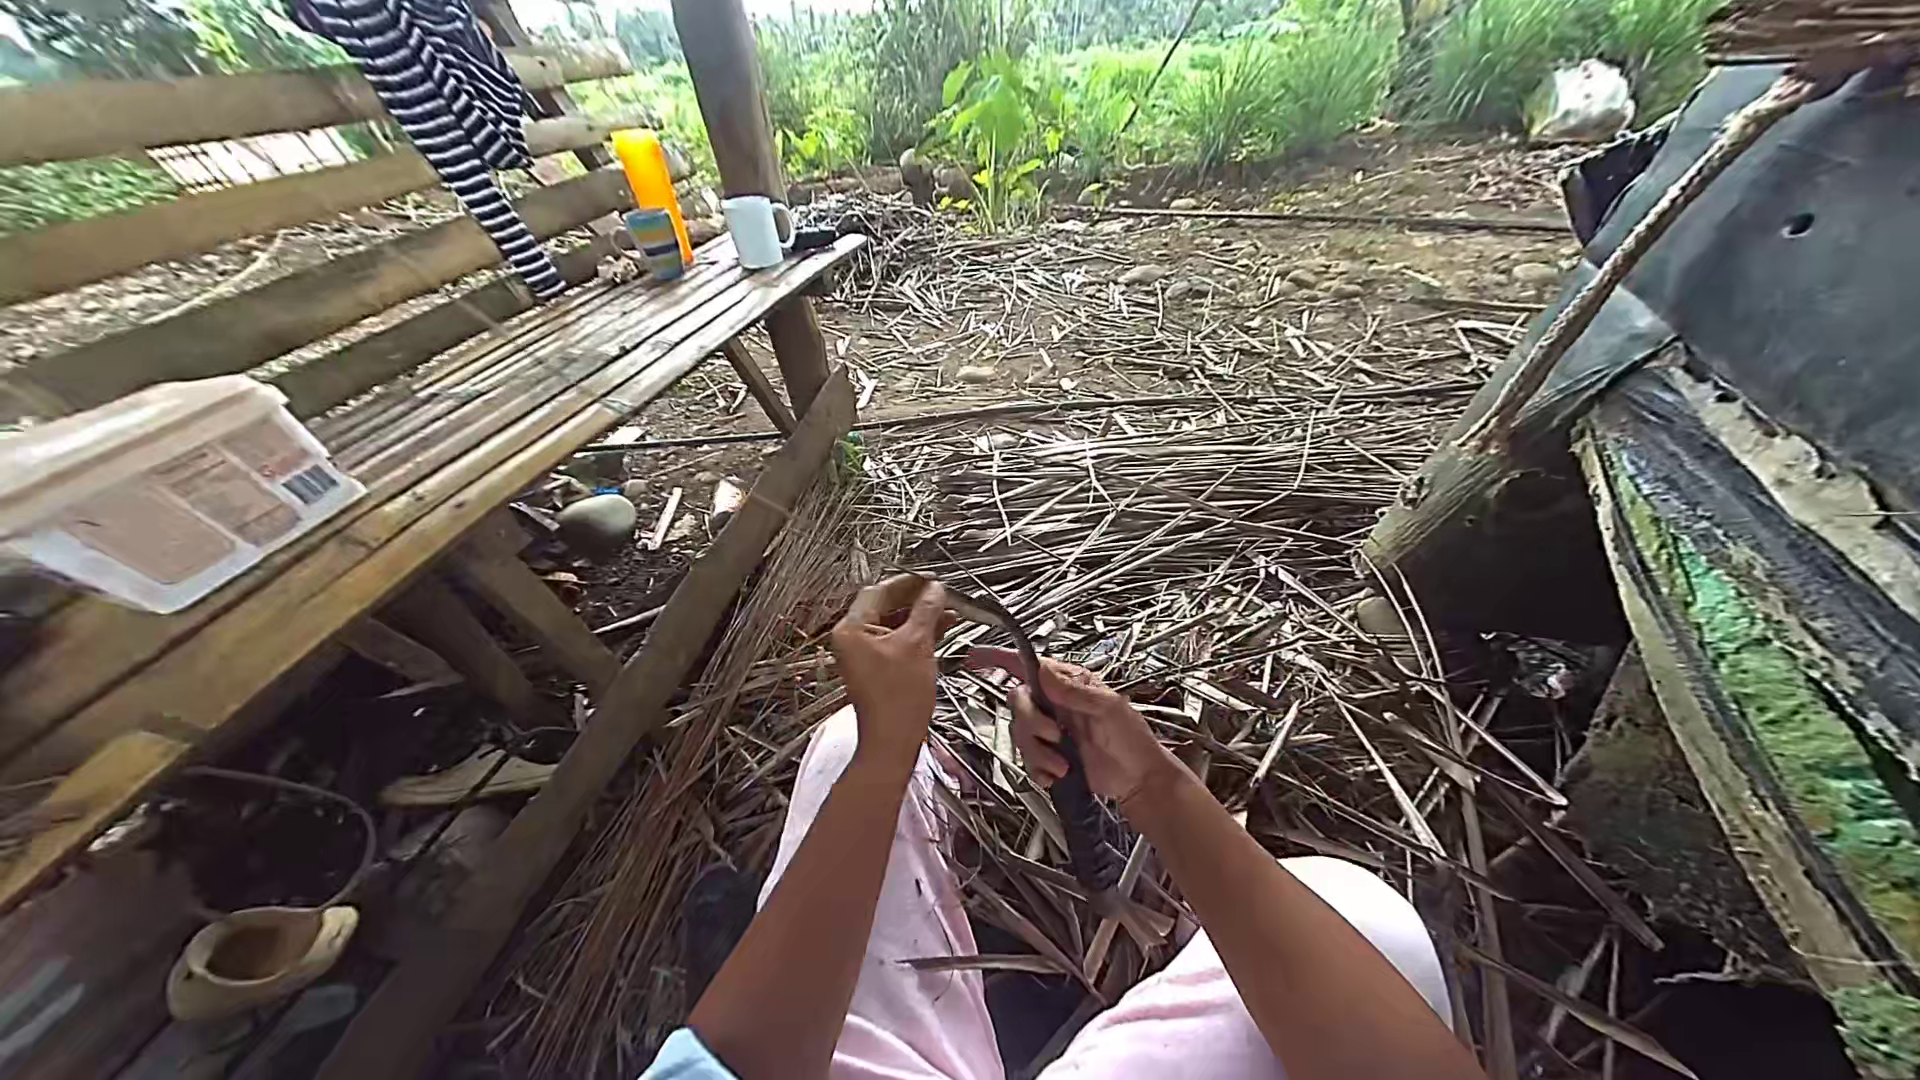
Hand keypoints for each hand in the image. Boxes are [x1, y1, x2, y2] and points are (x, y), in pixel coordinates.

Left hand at [830, 574, 946, 773]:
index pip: (879, 591)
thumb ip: (926, 611)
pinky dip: (919, 633)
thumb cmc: (899, 698)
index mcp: (852, 630)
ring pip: (896, 623)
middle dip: (917, 599)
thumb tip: (936, 589)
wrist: (894, 740)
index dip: (907, 582)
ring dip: (921, 616)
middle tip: (941, 592)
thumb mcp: (917, 644)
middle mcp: (854, 639)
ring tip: (948, 609)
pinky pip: (899, 640)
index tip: (930, 578)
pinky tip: (942, 626)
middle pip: (887, 606)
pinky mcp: (880, 666)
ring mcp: (866, 653)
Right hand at [967, 649, 1181, 809]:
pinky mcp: (1048, 756)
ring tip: (1063, 763)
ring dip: (1038, 752)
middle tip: (1055, 735)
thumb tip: (1044, 671)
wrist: (1138, 780)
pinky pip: (1027, 760)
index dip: (1000, 658)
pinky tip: (1058, 775)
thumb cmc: (1132, 738)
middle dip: (1031, 723)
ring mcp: (1049, 730)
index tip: (976, 656)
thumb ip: (1075, 690)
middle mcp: (1053, 703)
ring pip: (1019, 733)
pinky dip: (1039, 770)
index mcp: (1066, 684)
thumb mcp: (1109, 707)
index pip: (1028, 665)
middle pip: (1017, 702)